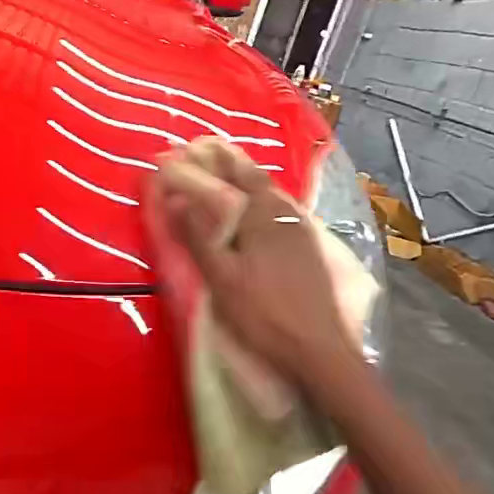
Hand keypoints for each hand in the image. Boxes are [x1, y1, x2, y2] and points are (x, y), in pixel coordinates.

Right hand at [152, 140, 363, 391]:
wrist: (319, 347)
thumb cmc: (264, 313)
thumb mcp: (222, 278)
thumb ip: (198, 236)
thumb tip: (175, 197)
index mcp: (264, 213)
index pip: (236, 172)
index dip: (213, 158)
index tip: (192, 146)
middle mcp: (286, 212)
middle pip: (257, 178)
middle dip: (231, 164)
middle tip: (207, 153)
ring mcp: (303, 229)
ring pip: (271, 194)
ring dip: (248, 181)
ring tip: (228, 175)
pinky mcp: (311, 246)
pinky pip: (281, 210)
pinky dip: (263, 201)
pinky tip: (259, 210)